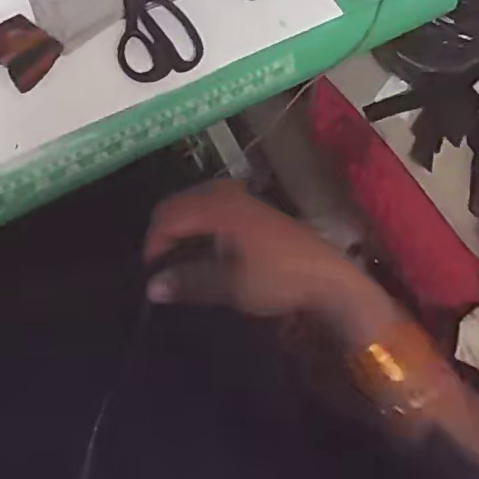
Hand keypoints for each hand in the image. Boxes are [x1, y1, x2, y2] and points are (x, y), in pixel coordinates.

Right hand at [142, 180, 398, 338]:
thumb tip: (152, 286)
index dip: (153, 244)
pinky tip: (202, 250)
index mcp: (216, 205)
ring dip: (180, 229)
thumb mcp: (231, 285)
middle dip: (163, 234)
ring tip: (178, 262)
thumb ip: (189, 281)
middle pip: (176, 204)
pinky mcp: (247, 205)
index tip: (151, 275)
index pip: (167, 215)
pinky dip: (196, 226)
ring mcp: (237, 194)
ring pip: (191, 205)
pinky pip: (206, 207)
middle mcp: (222, 191)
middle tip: (162, 268)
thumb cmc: (277, 277)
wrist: (327, 274)